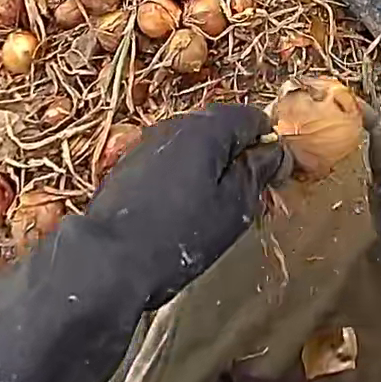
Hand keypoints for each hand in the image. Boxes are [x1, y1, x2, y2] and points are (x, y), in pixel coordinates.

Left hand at [89, 103, 287, 301]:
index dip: (269, 143)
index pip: (253, 118)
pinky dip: (185, 174)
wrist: (103, 263)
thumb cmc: (179, 233)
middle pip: (223, 127)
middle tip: (247, 193)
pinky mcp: (129, 165)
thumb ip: (259, 171)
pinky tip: (181, 209)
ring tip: (214, 205)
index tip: (272, 175)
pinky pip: (171, 159)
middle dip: (239, 153)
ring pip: (196, 143)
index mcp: (208, 127)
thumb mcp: (234, 206)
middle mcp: (179, 124)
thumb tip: (277, 150)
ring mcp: (149, 142)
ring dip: (211, 164)